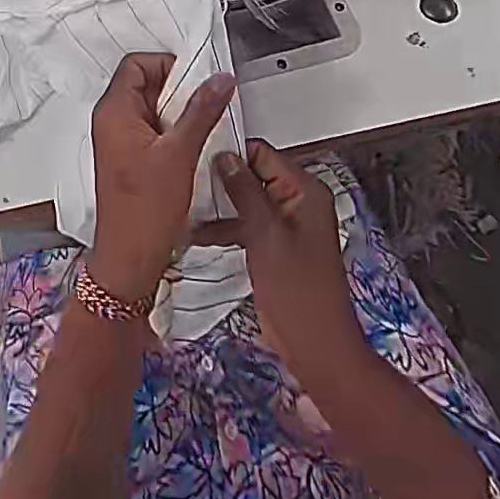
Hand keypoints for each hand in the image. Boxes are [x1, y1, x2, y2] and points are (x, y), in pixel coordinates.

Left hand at [88, 53, 235, 300]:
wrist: (131, 257)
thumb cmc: (144, 211)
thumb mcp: (180, 153)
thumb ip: (202, 111)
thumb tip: (219, 81)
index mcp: (114, 113)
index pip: (137, 64)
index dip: (167, 65)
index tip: (195, 80)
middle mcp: (112, 123)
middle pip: (145, 84)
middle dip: (178, 90)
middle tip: (204, 103)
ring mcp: (120, 141)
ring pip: (152, 108)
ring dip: (179, 113)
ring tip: (201, 128)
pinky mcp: (131, 158)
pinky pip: (153, 130)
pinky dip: (174, 131)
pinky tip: (193, 146)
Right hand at [204, 141, 365, 380]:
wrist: (315, 344)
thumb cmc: (296, 289)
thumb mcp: (265, 234)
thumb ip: (245, 192)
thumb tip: (225, 157)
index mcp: (305, 190)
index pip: (264, 154)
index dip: (233, 154)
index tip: (198, 159)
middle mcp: (297, 200)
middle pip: (255, 175)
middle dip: (222, 180)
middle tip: (186, 182)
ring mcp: (286, 223)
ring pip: (248, 201)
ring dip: (220, 206)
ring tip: (184, 207)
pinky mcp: (275, 245)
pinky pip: (248, 224)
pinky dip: (227, 227)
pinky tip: (197, 234)